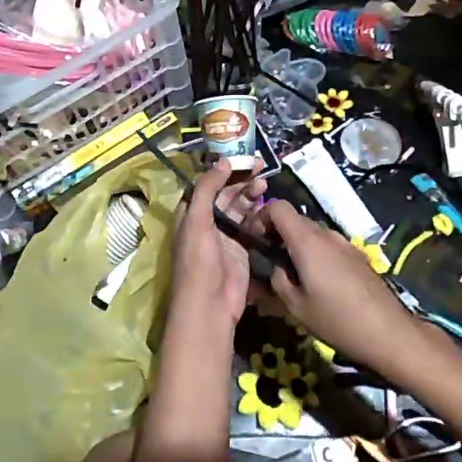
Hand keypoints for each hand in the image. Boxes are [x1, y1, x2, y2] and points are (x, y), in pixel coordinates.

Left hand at [169, 160, 266, 329]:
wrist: (211, 304)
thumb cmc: (198, 260)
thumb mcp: (197, 220)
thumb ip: (208, 189)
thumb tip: (224, 161)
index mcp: (191, 213)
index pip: (208, 183)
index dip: (224, 170)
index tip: (243, 158)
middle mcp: (207, 221)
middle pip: (226, 193)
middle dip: (242, 179)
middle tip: (261, 166)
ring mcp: (226, 235)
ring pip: (240, 207)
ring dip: (251, 194)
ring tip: (265, 184)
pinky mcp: (242, 248)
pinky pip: (251, 224)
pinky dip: (259, 214)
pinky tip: (269, 205)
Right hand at [246, 201, 420, 370]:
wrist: (388, 331)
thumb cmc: (337, 319)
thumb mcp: (296, 307)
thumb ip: (278, 282)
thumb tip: (274, 269)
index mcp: (307, 241)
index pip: (278, 207)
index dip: (261, 217)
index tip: (255, 240)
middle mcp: (325, 234)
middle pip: (294, 220)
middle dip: (278, 235)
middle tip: (269, 262)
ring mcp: (344, 243)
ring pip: (312, 234)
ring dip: (297, 246)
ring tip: (293, 276)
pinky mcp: (357, 255)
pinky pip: (328, 246)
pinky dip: (316, 255)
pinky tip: (319, 284)